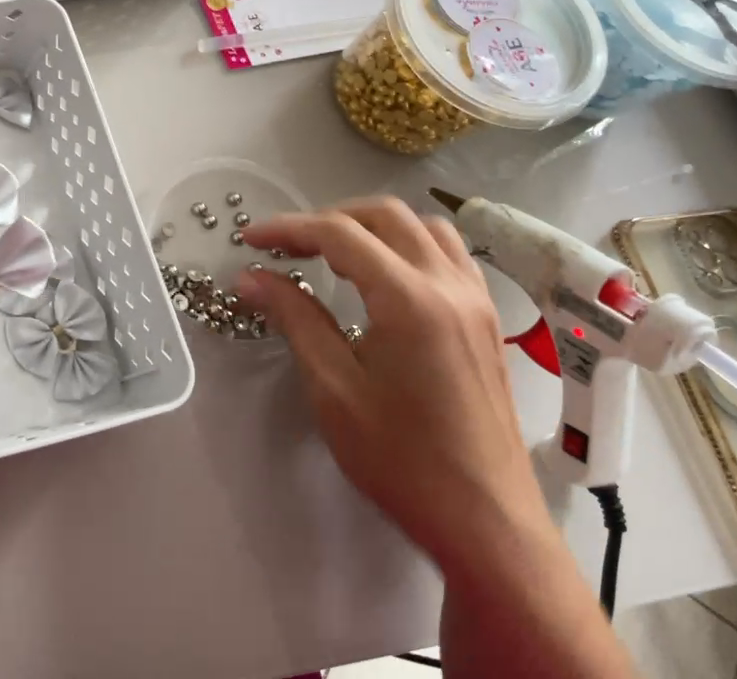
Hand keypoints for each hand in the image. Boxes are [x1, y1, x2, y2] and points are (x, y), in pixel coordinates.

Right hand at [238, 197, 551, 575]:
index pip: (340, 235)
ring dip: (371, 227)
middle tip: (285, 247)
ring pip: (423, 228)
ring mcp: (477, 301)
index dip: (287, 229)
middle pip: (385, 216)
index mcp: (410, 301)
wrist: (485, 519)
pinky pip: (448, 255)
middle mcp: (450, 286)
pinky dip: (407, 245)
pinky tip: (382, 276)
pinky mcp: (487, 321)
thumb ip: (294, 319)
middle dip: (328, 219)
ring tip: (330, 254)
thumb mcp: (333, 387)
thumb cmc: (400, 458)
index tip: (249, 242)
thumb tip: (250, 277)